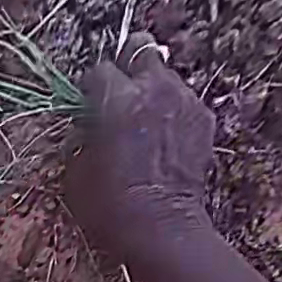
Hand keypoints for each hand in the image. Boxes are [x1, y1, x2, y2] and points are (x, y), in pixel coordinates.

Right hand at [67, 33, 219, 269]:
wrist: (162, 231)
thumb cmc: (112, 211)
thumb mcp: (78, 179)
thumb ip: (79, 142)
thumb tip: (83, 130)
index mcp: (118, 101)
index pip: (99, 71)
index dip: (89, 90)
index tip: (85, 107)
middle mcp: (154, 89)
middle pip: (139, 50)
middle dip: (126, 71)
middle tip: (117, 100)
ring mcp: (184, 100)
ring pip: (164, 75)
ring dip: (150, 92)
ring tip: (141, 125)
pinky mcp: (203, 118)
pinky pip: (182, 101)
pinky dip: (170, 113)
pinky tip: (161, 142)